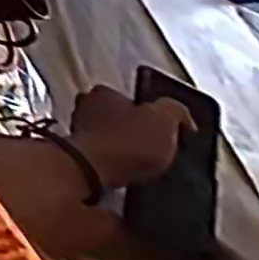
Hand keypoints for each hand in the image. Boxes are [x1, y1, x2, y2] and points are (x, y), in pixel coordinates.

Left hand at [68, 84, 196, 188]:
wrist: (96, 166)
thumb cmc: (129, 140)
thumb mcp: (162, 121)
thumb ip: (174, 111)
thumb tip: (184, 117)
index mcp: (104, 91)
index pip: (129, 101)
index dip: (146, 117)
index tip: (158, 135)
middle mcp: (85, 101)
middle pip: (114, 114)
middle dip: (130, 129)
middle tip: (149, 150)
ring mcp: (76, 122)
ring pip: (104, 131)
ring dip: (118, 143)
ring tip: (137, 162)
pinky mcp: (75, 144)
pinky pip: (97, 148)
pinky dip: (108, 156)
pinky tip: (121, 168)